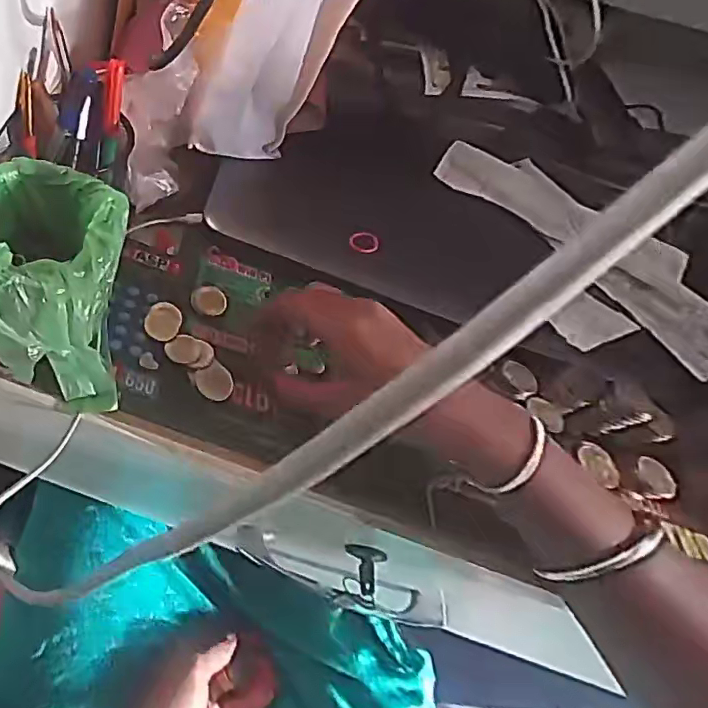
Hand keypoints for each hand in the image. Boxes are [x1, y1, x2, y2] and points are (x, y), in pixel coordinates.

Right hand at [251, 286, 531, 484]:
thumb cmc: (403, 409)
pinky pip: (342, 309)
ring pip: (323, 300)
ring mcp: (375, 312)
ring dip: (300, 318)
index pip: (289, 302)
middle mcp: (359, 310)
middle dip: (279, 316)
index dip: (263, 318)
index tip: (252, 336)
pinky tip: (320, 350)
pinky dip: (321, 321)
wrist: (455, 411)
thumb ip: (295, 391)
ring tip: (289, 347)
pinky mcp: (385, 321)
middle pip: (304, 296)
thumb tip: (273, 383)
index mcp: (343, 324)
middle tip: (266, 342)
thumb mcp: (337, 405)